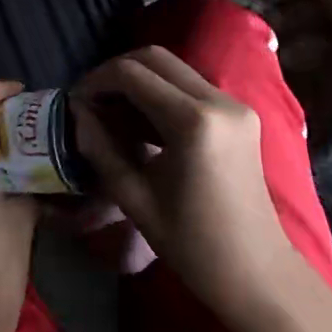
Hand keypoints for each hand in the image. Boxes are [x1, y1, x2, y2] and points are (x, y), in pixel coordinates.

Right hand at [72, 47, 316, 331]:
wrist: (256, 274)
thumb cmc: (192, 244)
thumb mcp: (133, 196)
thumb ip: (100, 146)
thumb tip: (76, 112)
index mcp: (193, 121)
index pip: (131, 74)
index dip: (95, 81)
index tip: (74, 102)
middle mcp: (218, 101)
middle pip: (154, 57)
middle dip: (115, 72)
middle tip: (91, 100)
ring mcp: (234, 105)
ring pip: (173, 67)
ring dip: (138, 80)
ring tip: (111, 112)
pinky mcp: (240, 115)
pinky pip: (190, 86)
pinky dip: (160, 92)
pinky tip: (140, 122)